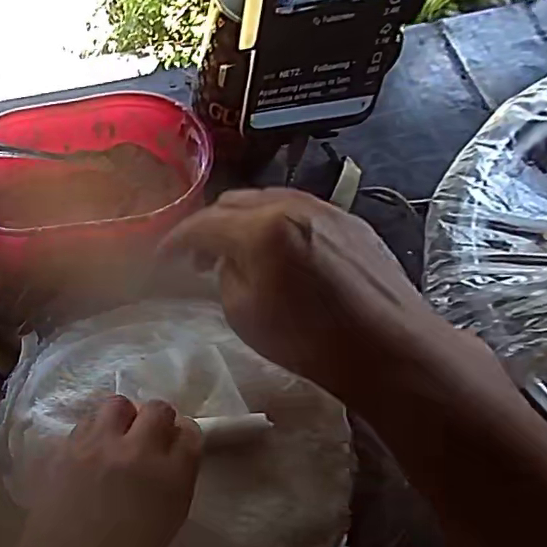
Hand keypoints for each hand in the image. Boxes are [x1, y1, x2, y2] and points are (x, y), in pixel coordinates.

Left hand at [2, 395, 201, 546]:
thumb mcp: (166, 525)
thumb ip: (173, 484)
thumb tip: (167, 459)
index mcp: (171, 477)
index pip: (189, 433)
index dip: (181, 438)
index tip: (174, 447)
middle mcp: (135, 452)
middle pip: (156, 410)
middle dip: (155, 421)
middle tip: (145, 440)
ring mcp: (94, 446)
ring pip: (114, 405)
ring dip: (120, 419)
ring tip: (114, 442)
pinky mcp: (61, 449)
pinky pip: (82, 425)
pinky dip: (90, 434)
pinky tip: (87, 456)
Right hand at [162, 188, 498, 407]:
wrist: (385, 346)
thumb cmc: (305, 338)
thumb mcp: (240, 310)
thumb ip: (225, 273)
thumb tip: (224, 259)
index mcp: (260, 229)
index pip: (201, 225)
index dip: (175, 242)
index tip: (161, 258)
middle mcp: (293, 206)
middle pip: (233, 202)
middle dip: (207, 226)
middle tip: (196, 258)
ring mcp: (326, 209)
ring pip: (266, 200)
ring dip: (240, 222)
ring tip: (233, 254)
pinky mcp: (350, 221)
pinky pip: (296, 210)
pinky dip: (272, 224)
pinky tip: (272, 253)